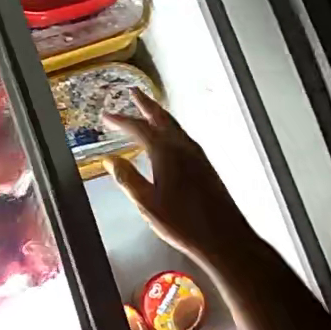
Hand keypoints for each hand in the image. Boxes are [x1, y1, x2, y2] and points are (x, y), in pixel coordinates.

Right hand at [102, 90, 256, 268]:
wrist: (223, 237)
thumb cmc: (183, 223)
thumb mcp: (146, 202)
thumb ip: (126, 178)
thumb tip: (110, 160)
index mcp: (165, 153)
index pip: (139, 128)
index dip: (121, 120)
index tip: (107, 116)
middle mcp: (183, 148)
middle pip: (161, 118)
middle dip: (145, 104)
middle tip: (133, 92)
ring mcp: (197, 155)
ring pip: (174, 125)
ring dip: (158, 114)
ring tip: (147, 110)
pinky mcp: (205, 165)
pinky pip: (182, 136)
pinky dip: (169, 128)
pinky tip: (167, 138)